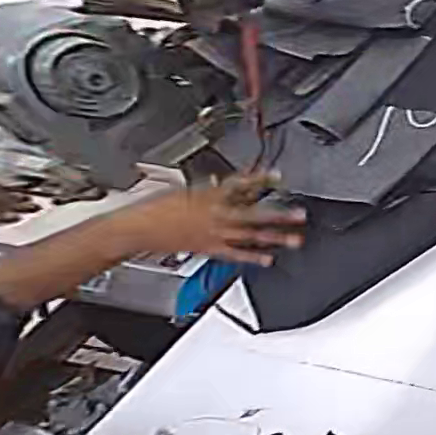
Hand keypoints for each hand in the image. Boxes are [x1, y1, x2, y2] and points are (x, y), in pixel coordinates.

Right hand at [105, 173, 305, 266]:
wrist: (134, 228)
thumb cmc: (154, 207)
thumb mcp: (182, 188)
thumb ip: (209, 187)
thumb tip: (226, 182)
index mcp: (207, 196)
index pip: (238, 184)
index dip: (259, 179)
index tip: (277, 175)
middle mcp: (215, 215)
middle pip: (253, 214)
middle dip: (278, 214)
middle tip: (300, 214)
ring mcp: (215, 233)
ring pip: (250, 235)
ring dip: (275, 238)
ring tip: (296, 239)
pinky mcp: (210, 248)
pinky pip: (235, 254)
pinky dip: (253, 257)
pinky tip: (269, 259)